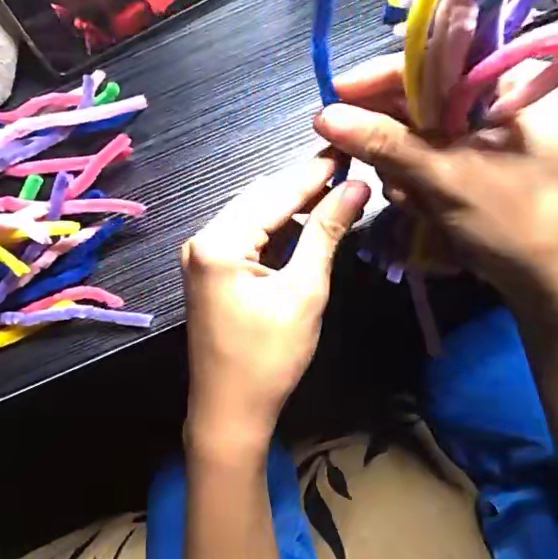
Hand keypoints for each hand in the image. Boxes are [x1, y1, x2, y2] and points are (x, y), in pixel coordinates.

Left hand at [181, 155, 369, 463]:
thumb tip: (356, 187)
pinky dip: (276, 225)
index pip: (276, 193)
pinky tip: (305, 219)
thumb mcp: (304, 292)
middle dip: (304, 183)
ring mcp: (201, 254)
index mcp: (219, 242)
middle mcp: (202, 238)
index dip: (316, 172)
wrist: (230, 411)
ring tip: (336, 189)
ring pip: (253, 213)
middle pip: (261, 197)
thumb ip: (326, 233)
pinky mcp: (209, 269)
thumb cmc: (269, 358)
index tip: (350, 147)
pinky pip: (246, 234)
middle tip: (349, 167)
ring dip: (291, 203)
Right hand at [313, 53, 557, 319]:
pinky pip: (438, 151)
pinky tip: (418, 202)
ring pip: (427, 126)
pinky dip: (420, 174)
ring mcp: (498, 129)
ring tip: (406, 195)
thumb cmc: (516, 224)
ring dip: (404, 160)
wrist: (555, 286)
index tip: (338, 93)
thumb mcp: (445, 179)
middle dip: (393, 130)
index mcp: (519, 82)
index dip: (385, 74)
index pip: (440, 55)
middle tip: (354, 150)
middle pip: (428, 92)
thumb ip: (384, 143)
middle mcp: (510, 95)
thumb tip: (324, 115)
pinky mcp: (486, 157)